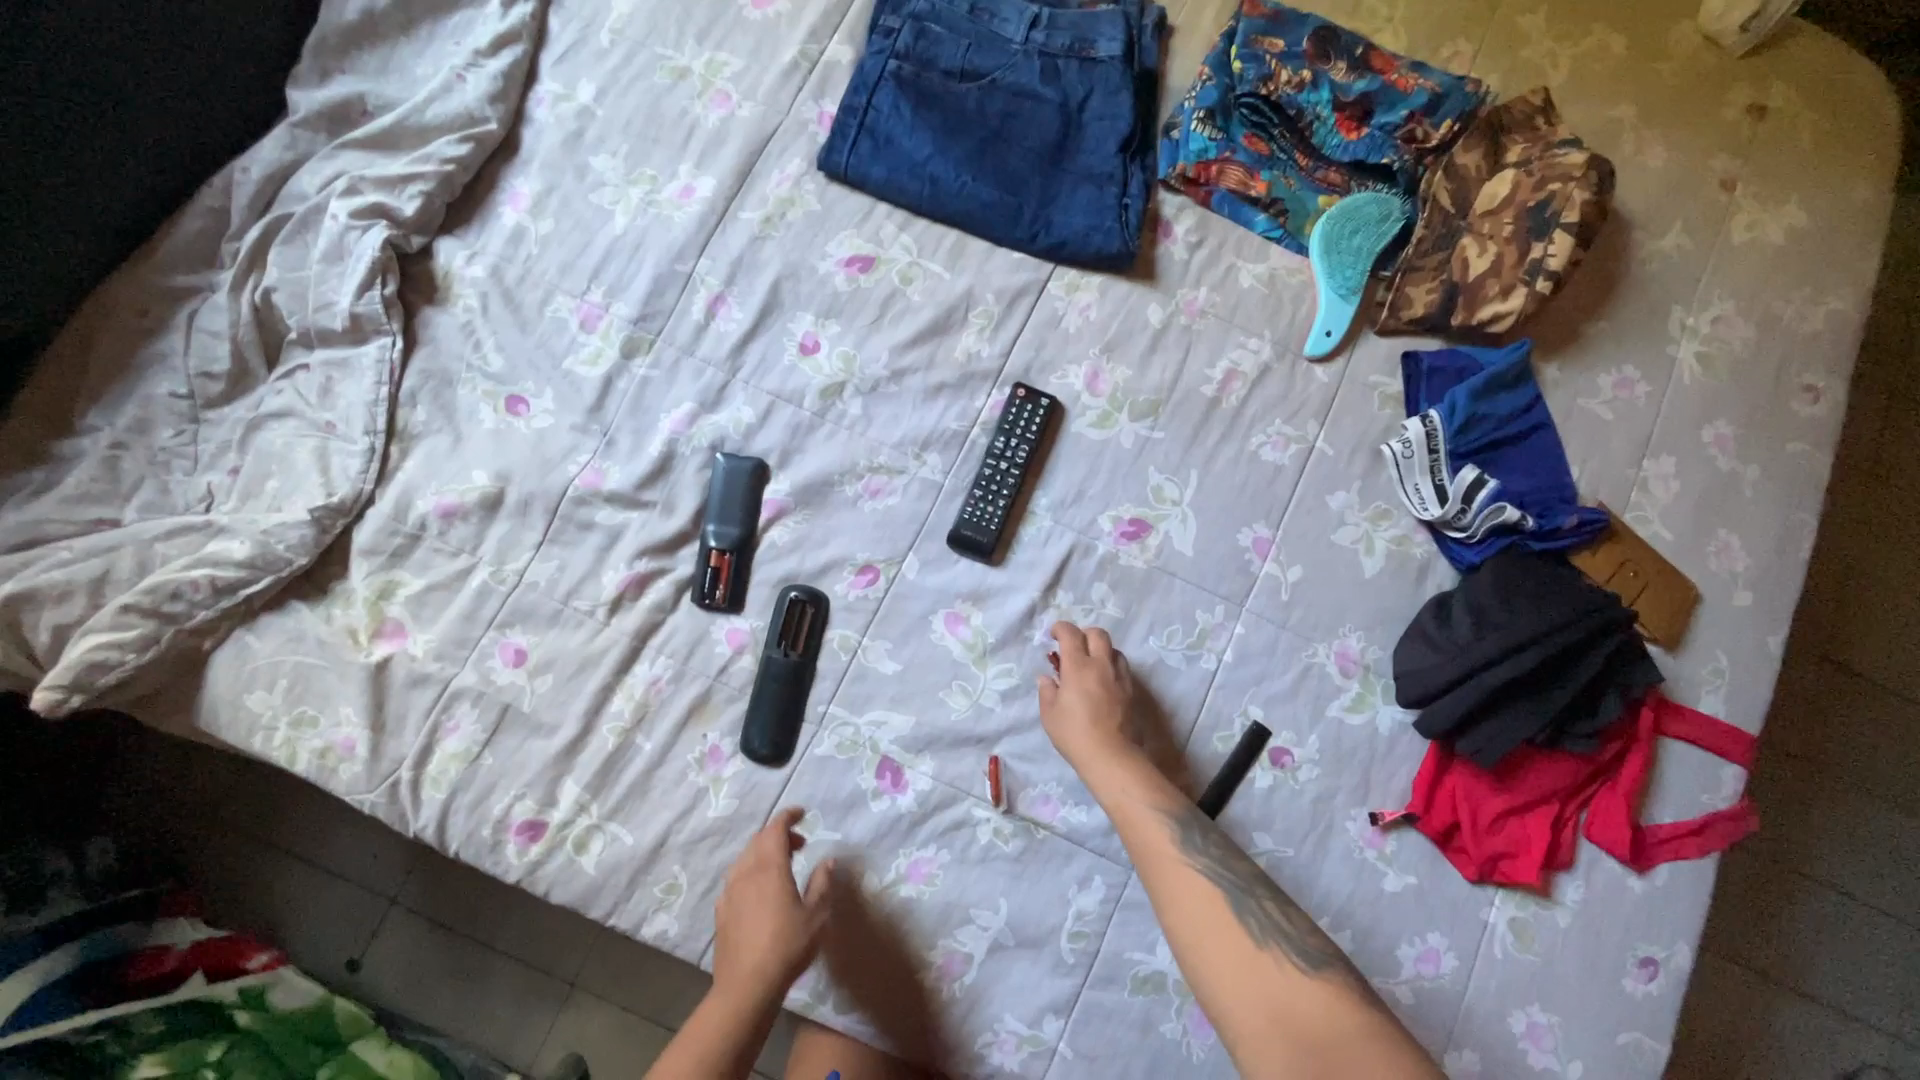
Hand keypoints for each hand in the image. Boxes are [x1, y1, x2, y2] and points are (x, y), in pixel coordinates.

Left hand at [712, 807, 834, 1007]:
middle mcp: (745, 872)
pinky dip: (751, 872)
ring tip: (782, 866)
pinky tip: (761, 891)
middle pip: (759, 840)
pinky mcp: (721, 910)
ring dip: (764, 853)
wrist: (747, 985)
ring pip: (745, 858)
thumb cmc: (788, 946)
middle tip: (800, 844)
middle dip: (779, 834)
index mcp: (769, 867)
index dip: (788, 816)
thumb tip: (827, 861)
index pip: (775, 828)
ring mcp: (729, 891)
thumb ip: (822, 883)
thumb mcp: (816, 914)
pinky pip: (736, 878)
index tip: (802, 813)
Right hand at [1037, 622, 1146, 776]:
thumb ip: (1047, 691)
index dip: (1061, 628)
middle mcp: (1101, 665)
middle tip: (1074, 646)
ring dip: (1101, 650)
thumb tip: (1047, 678)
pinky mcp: (1131, 691)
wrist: (1110, 755)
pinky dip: (1111, 666)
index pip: (1071, 634)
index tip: (1054, 634)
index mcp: (1078, 667)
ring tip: (1091, 664)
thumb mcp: (1049, 714)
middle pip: (1098, 634)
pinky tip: (1104, 681)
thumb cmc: (1073, 734)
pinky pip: (1122, 668)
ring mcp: (1119, 677)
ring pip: (1114, 649)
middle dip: (1084, 633)